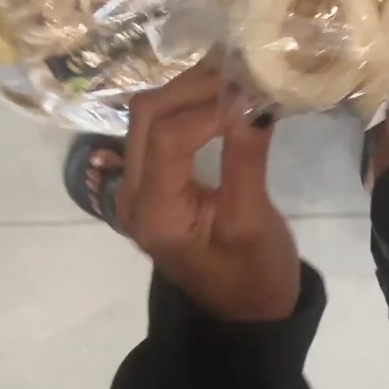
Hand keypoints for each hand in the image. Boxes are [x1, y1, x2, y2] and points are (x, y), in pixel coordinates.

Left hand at [114, 68, 299, 321]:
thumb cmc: (253, 274)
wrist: (246, 314)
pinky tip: (224, 96)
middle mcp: (135, 194)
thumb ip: (246, 161)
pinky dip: (191, 104)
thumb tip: (253, 102)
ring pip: (149, 115)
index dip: (209, 108)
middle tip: (243, 74)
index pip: (166, 136)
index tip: (254, 96)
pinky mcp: (158, 181)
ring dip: (190, 90)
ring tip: (237, 78)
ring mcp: (142, 187)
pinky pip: (162, 127)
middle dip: (193, 87)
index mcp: (155, 212)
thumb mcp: (253, 221)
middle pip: (145, 116)